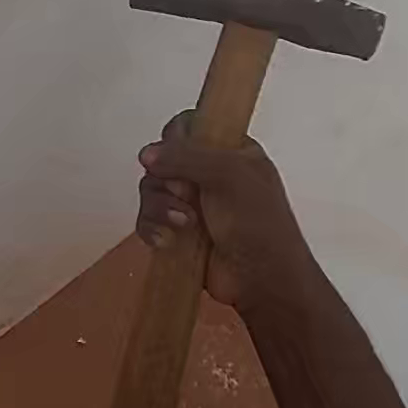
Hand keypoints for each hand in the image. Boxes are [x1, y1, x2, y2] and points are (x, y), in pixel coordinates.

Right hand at [134, 111, 315, 311]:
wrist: (263, 280)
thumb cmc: (257, 222)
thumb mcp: (229, 175)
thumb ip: (185, 157)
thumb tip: (145, 155)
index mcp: (228, 150)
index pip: (189, 127)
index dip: (176, 138)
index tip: (175, 153)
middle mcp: (206, 173)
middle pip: (161, 160)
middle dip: (166, 180)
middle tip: (186, 194)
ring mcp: (190, 204)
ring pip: (151, 190)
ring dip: (160, 208)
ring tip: (183, 225)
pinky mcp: (176, 232)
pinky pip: (147, 220)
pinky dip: (152, 228)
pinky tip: (167, 241)